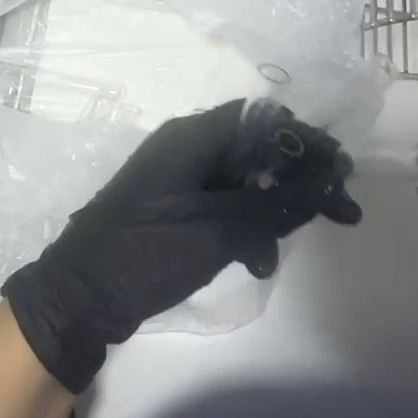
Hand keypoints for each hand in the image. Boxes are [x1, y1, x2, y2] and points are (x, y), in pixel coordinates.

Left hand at [2, 99, 361, 392]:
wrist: (80, 298)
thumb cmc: (147, 251)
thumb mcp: (218, 230)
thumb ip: (274, 206)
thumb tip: (326, 184)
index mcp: (193, 137)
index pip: (261, 118)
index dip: (303, 138)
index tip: (338, 168)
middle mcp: (188, 148)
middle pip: (257, 149)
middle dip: (296, 178)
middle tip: (334, 206)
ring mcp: (180, 180)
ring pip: (244, 182)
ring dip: (272, 210)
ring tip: (291, 244)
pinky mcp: (177, 211)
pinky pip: (224, 207)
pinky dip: (246, 228)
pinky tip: (257, 261)